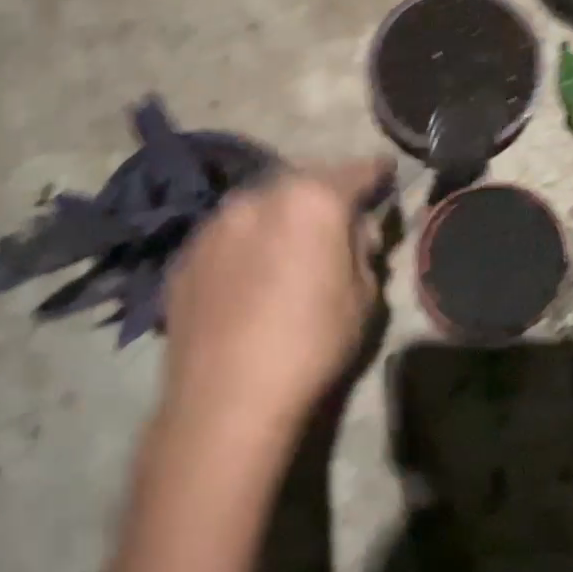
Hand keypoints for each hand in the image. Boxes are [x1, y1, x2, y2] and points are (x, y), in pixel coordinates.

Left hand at [160, 158, 395, 433]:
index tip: (387, 171)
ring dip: (281, 217)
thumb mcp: (366, 295)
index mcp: (313, 200)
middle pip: (303, 183)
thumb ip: (362, 249)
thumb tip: (351, 233)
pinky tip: (253, 276)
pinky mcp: (184, 257)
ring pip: (260, 206)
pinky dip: (247, 244)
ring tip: (292, 248)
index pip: (357, 171)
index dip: (378, 173)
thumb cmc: (313, 343)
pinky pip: (228, 236)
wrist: (227, 399)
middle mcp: (259, 197)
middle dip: (325, 195)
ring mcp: (214, 225)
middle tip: (340, 221)